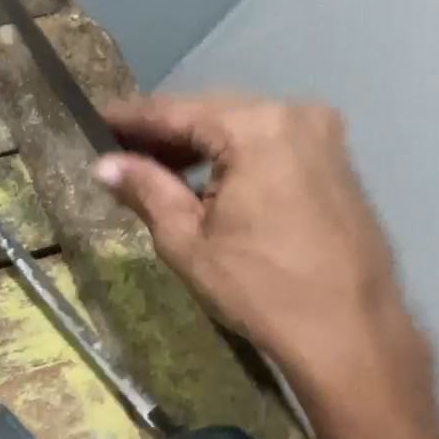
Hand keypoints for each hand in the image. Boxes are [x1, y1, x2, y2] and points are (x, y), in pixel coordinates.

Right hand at [94, 96, 418, 400]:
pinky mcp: (333, 160)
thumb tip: (103, 165)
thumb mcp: (185, 238)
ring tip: (147, 168)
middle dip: (162, 131)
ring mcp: (322, 135)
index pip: (178, 112)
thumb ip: (145, 190)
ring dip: (193, 145)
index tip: (93, 121)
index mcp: (257, 128)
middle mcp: (295, 115)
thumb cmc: (256, 284)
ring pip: (239, 127)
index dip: (130, 118)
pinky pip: (265, 143)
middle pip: (211, 112)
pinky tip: (196, 179)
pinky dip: (226, 155)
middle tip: (114, 149)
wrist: (345, 326)